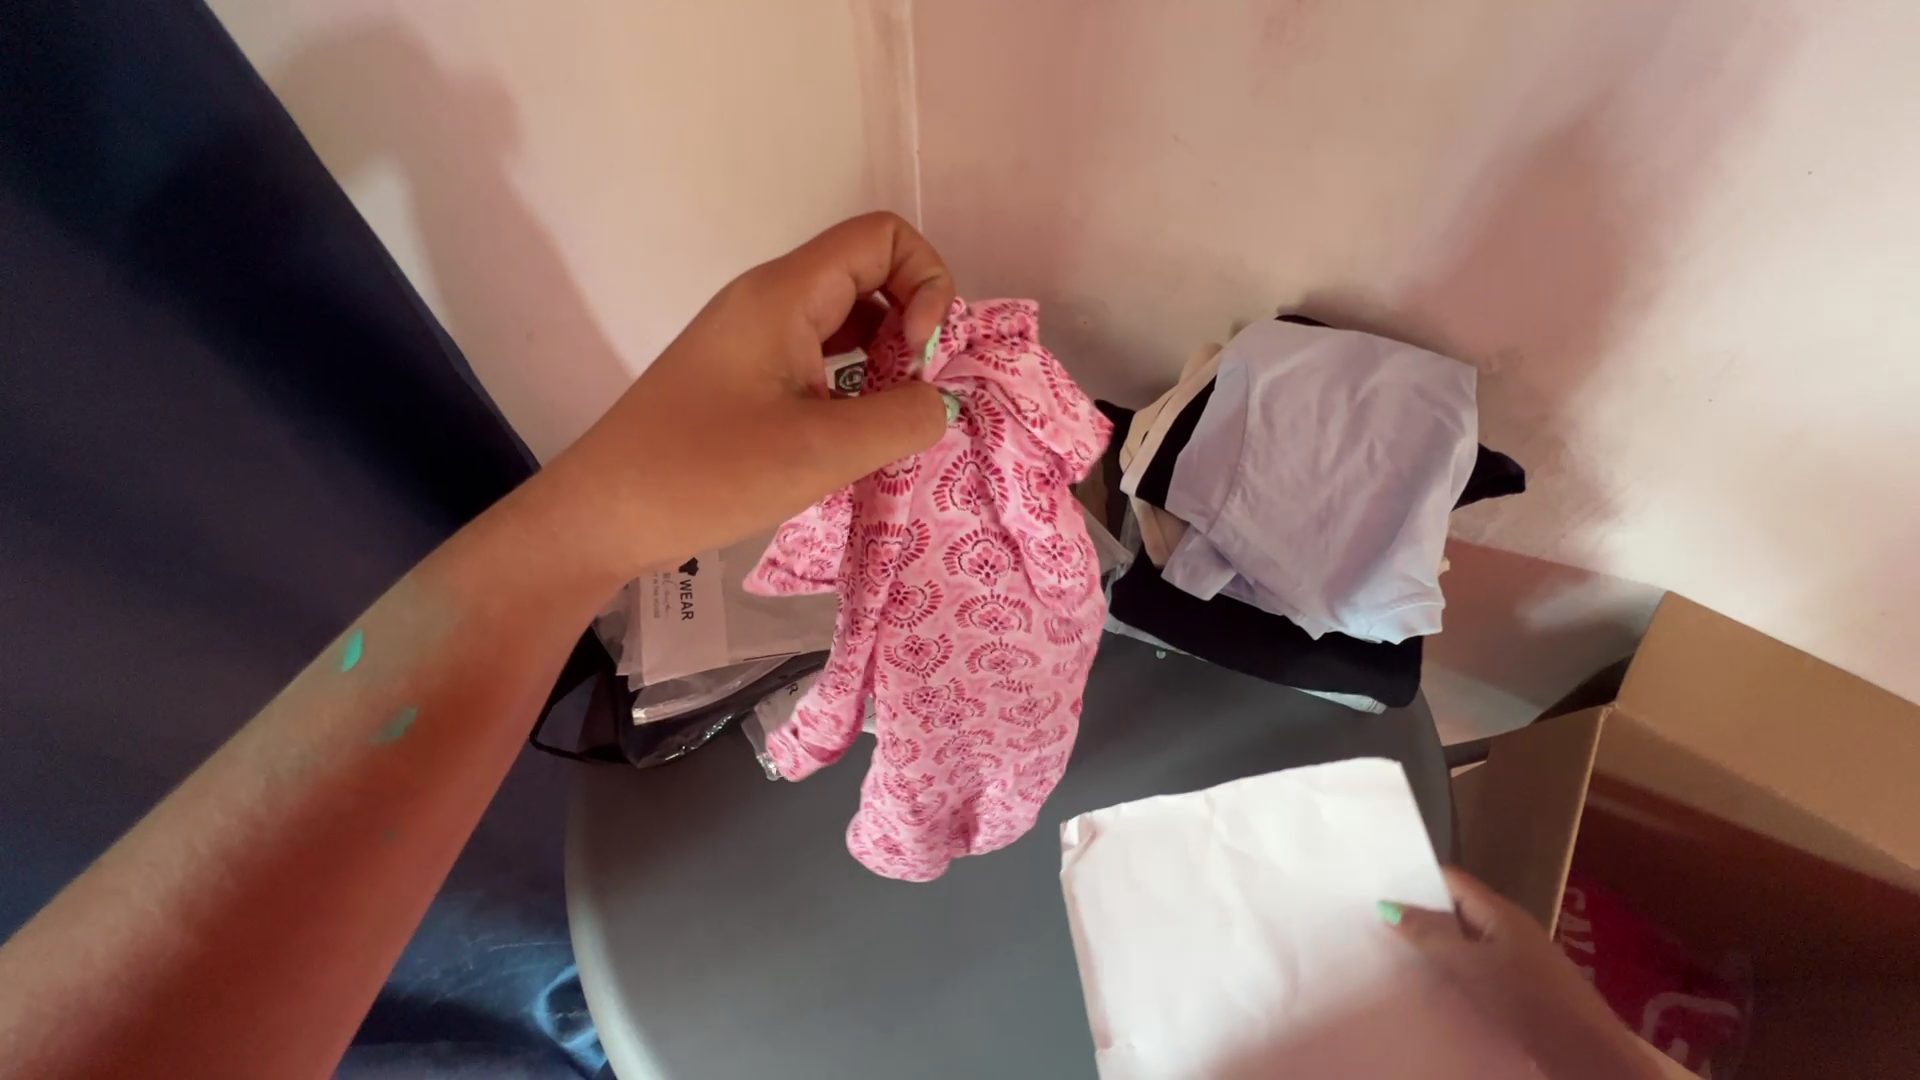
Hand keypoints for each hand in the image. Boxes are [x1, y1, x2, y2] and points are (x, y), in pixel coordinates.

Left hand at [540, 212, 955, 578]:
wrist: (607, 515)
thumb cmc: (708, 473)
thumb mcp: (822, 450)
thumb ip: (902, 419)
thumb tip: (940, 402)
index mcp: (786, 294)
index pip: (884, 237)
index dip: (926, 283)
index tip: (919, 356)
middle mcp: (772, 303)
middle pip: (871, 276)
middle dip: (913, 329)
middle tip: (914, 398)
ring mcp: (757, 342)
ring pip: (848, 325)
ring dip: (886, 365)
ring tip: (892, 424)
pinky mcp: (749, 381)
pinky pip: (823, 363)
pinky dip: (856, 389)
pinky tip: (858, 438)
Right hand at [1385, 869, 1667, 1079]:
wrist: (1591, 1059)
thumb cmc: (1527, 999)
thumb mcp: (1469, 966)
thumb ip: (1428, 935)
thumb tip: (1387, 906)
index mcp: (1500, 911)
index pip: (1450, 879)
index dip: (1416, 878)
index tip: (1381, 885)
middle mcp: (1510, 927)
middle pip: (1456, 909)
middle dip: (1422, 914)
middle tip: (1381, 918)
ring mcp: (1520, 957)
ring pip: (1467, 939)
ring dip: (1437, 943)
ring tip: (1399, 948)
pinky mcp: (1524, 985)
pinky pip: (1479, 964)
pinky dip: (1455, 966)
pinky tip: (1435, 980)